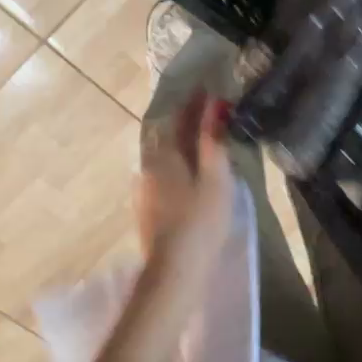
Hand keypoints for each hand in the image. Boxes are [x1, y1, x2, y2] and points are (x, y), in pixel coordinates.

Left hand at [138, 92, 236, 278]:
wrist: (174, 272)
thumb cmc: (201, 222)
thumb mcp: (216, 179)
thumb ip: (213, 141)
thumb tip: (214, 105)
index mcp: (165, 155)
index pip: (179, 118)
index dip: (195, 103)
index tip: (209, 89)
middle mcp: (148, 166)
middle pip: (167, 137)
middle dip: (185, 123)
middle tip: (206, 114)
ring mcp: (144, 190)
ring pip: (163, 158)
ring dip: (180, 146)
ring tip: (200, 144)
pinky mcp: (146, 211)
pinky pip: (162, 177)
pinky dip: (177, 168)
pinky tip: (188, 178)